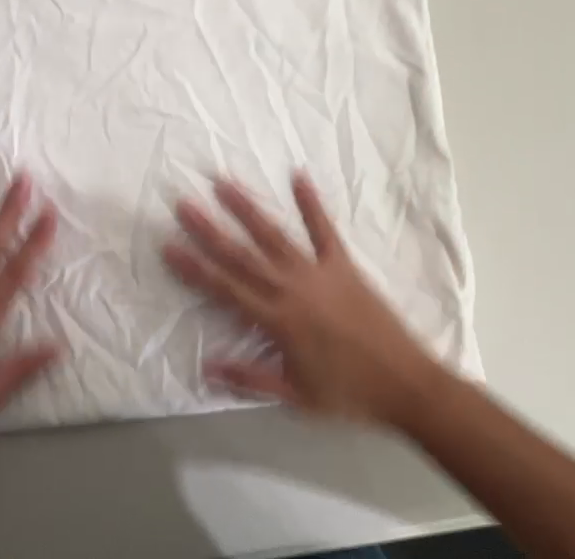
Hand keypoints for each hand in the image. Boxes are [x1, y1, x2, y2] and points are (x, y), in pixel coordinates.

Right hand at [162, 174, 445, 428]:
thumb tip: (206, 367)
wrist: (406, 384)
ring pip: (274, 235)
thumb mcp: (296, 397)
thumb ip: (250, 379)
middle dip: (210, 229)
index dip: (194, 267)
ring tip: (222, 183)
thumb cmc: (348, 394)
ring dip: (247, 208)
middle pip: (243, 255)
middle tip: (184, 204)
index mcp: (277, 320)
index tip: (168, 245)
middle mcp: (292, 289)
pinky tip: (298, 176)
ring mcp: (318, 272)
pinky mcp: (344, 265)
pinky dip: (311, 203)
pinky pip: (324, 230)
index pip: (225, 288)